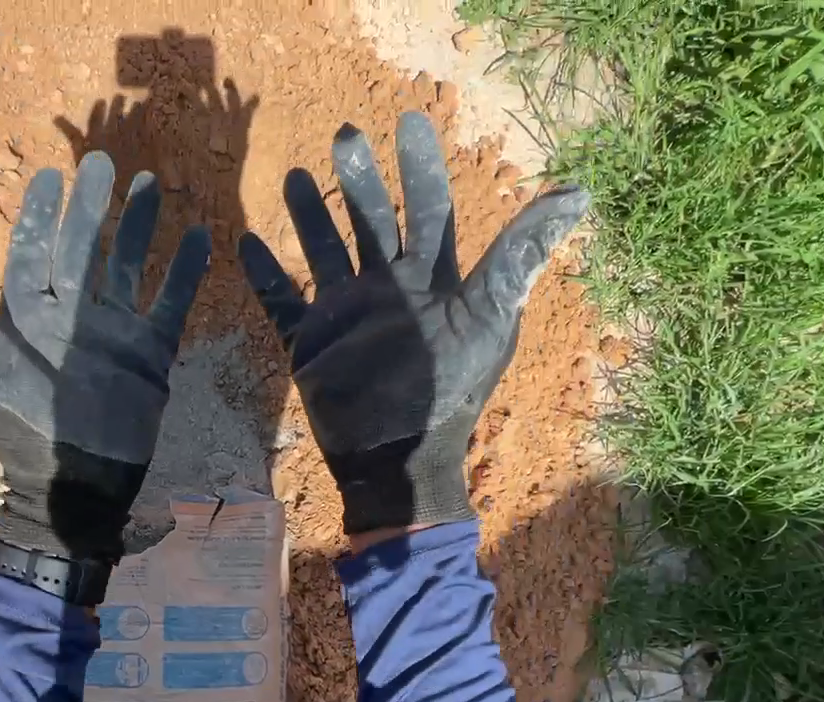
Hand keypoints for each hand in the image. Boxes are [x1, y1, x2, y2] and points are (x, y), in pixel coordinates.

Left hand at [0, 153, 210, 581]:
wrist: (77, 481)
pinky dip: (185, 273)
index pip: (33, 252)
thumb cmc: (22, 422)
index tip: (50, 176)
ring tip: (153, 184)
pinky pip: (171, 304)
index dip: (39, 215)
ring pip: (128, 268)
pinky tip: (199, 238)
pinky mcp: (150, 354)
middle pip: (82, 250)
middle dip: (91, 208)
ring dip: (139, 228)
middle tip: (102, 164)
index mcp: (29, 316)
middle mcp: (72, 317)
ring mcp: (114, 334)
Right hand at [239, 112, 589, 534]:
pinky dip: (263, 276)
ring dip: (308, 217)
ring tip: (291, 175)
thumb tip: (579, 193)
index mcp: (430, 280)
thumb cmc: (448, 391)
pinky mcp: (310, 344)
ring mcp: (345, 316)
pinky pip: (281, 302)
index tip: (409, 123)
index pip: (426, 210)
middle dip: (357, 180)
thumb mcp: (489, 319)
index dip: (420, 167)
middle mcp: (386, 290)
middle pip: (370, 222)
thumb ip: (518, 258)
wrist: (398, 456)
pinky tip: (245, 244)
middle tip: (344, 135)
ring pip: (323, 253)